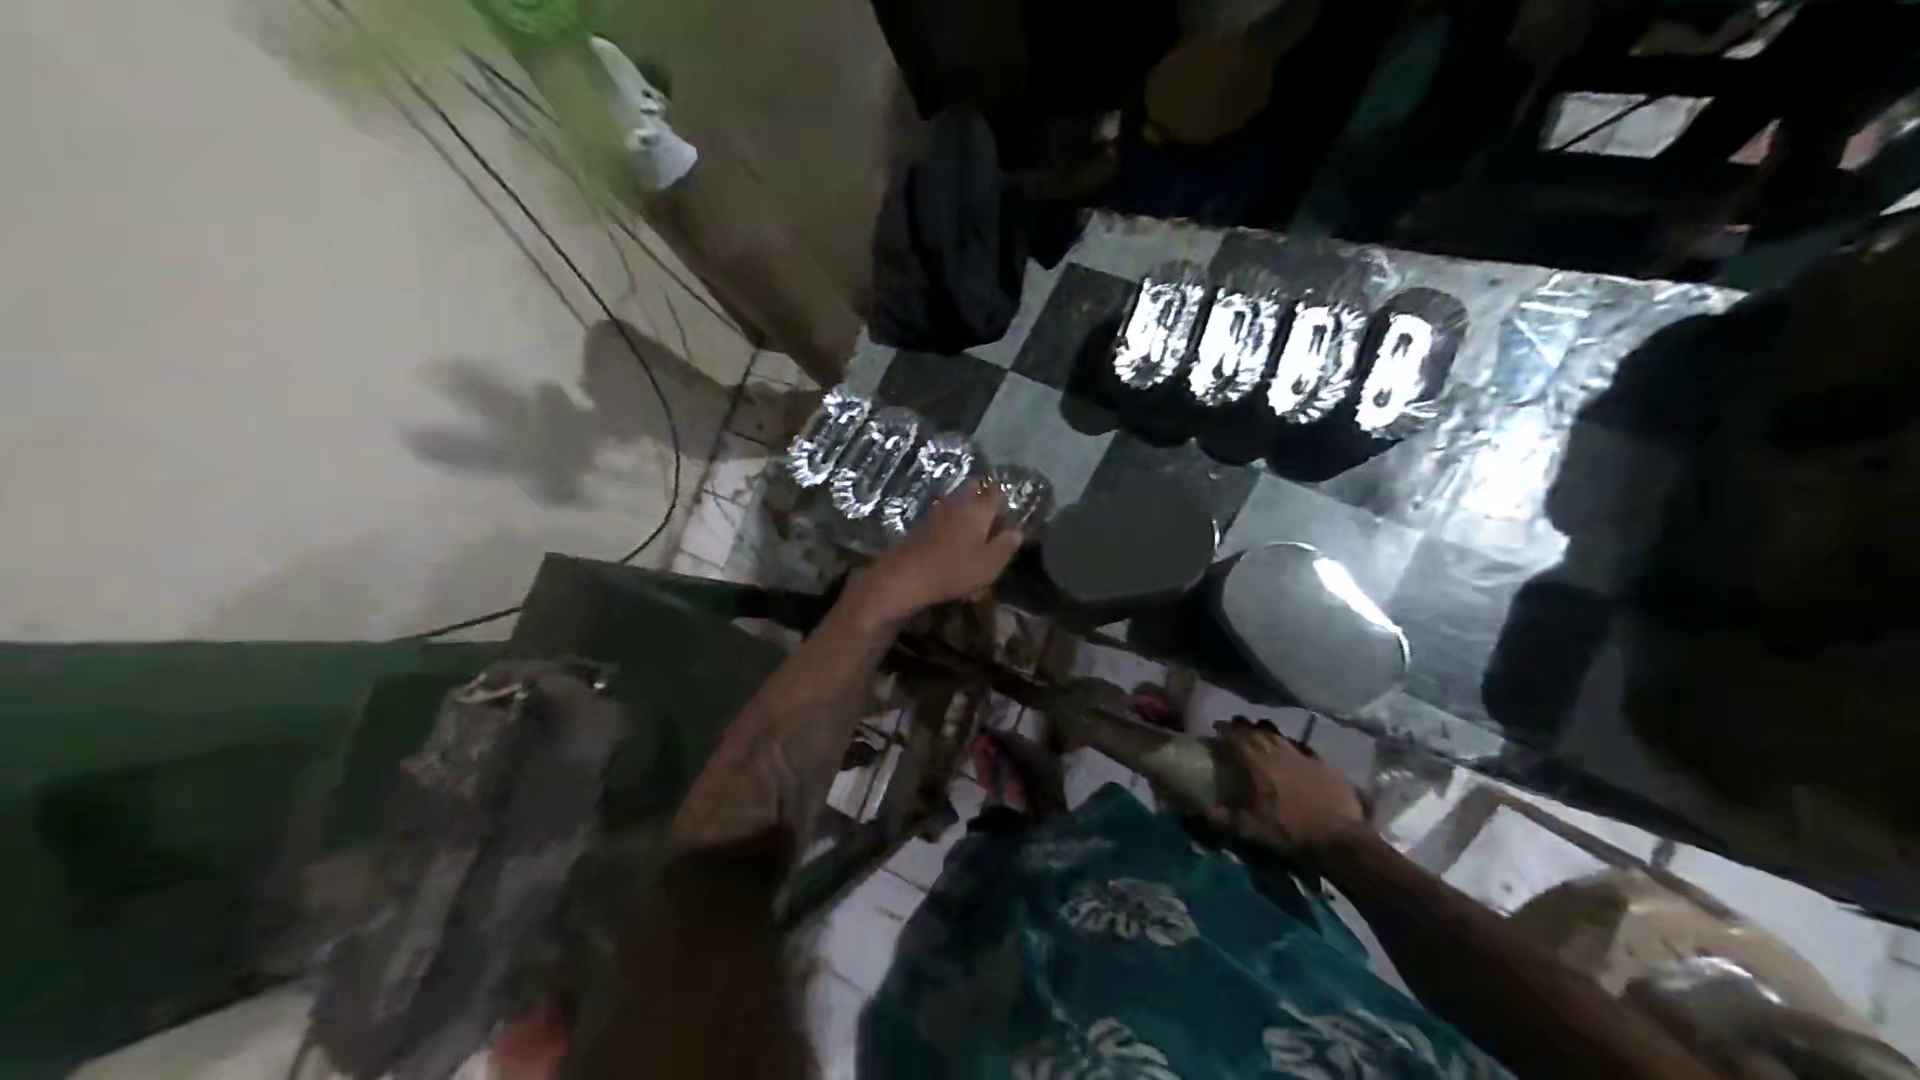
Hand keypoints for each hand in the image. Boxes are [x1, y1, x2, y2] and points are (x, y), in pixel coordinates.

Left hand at [847, 481, 1023, 622]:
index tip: (1007, 518)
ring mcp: (937, 511)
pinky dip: (951, 523)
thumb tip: (1017, 531)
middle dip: (983, 498)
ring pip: (957, 502)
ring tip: (973, 534)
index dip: (1004, 502)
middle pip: (973, 490)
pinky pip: (943, 516)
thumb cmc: (955, 569)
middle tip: (990, 521)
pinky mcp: (922, 524)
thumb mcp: (990, 563)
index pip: (996, 493)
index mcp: (978, 508)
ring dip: (966, 511)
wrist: (906, 576)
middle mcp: (958, 503)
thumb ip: (1007, 545)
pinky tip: (953, 541)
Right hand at [1208, 717, 1368, 854]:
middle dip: (1244, 726)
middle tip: (1234, 725)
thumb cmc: (1291, 832)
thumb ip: (1224, 818)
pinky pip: (1303, 747)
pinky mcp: (1324, 765)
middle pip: (1258, 731)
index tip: (1216, 727)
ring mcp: (1304, 757)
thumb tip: (1202, 811)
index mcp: (1258, 765)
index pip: (1237, 739)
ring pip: (1280, 735)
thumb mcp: (1252, 829)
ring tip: (1259, 729)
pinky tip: (1292, 747)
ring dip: (1266, 730)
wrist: (1340, 839)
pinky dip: (1293, 744)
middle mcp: (1279, 753)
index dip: (1225, 731)